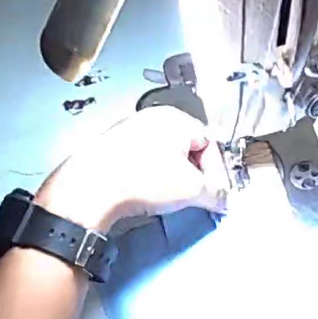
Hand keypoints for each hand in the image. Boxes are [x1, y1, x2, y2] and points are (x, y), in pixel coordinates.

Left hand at [35, 107, 227, 231]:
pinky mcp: (112, 146)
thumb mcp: (192, 190)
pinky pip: (143, 159)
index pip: (210, 143)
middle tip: (195, 196)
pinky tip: (147, 192)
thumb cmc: (144, 179)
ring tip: (170, 197)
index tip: (214, 193)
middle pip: (187, 147)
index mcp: (176, 118)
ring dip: (173, 176)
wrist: (92, 188)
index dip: (216, 171)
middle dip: (195, 173)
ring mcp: (130, 130)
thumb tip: (225, 200)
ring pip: (165, 154)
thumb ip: (216, 194)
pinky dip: (151, 175)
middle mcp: (152, 117)